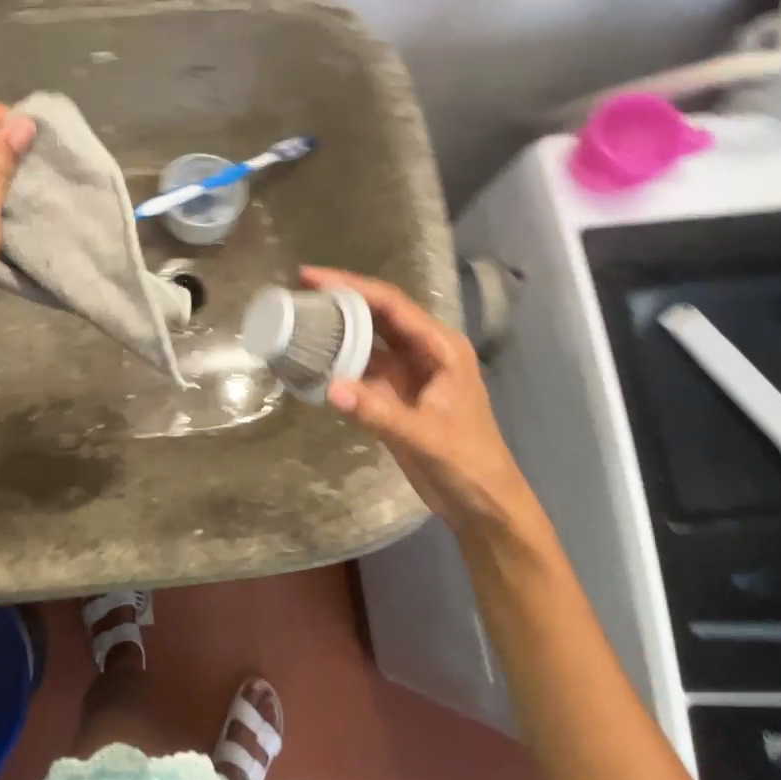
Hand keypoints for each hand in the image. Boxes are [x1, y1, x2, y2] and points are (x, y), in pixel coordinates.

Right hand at [300, 266, 541, 535]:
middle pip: (378, 315)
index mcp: (441, 349)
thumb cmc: (468, 463)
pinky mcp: (395, 397)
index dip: (352, 286)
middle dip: (341, 301)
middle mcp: (424, 353)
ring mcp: (409, 375)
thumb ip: (377, 411)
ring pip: (368, 342)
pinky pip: (361, 371)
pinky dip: (338, 364)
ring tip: (299, 320)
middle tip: (298, 293)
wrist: (482, 503)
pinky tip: (311, 361)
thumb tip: (330, 388)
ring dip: (337, 332)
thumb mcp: (424, 436)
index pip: (392, 305)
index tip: (312, 276)